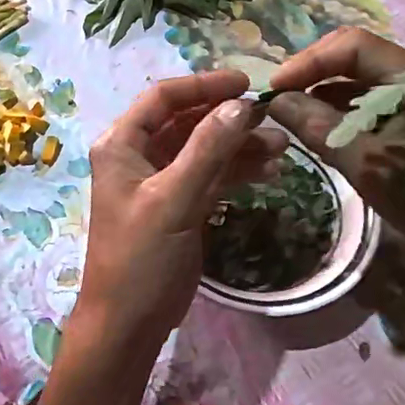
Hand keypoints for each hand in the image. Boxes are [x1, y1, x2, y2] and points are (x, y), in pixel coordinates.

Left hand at [76, 71, 288, 351]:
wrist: (128, 322)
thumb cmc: (140, 258)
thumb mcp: (173, 200)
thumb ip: (207, 150)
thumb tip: (241, 105)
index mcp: (121, 145)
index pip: (163, 98)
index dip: (203, 85)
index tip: (247, 83)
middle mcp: (137, 156)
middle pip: (186, 121)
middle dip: (228, 118)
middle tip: (274, 119)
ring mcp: (159, 181)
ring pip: (203, 149)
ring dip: (239, 145)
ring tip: (282, 146)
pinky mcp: (178, 205)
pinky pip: (209, 176)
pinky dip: (236, 171)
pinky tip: (270, 170)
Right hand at [264, 29, 404, 258]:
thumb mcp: (368, 165)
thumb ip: (319, 128)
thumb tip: (277, 101)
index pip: (354, 46)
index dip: (309, 62)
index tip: (276, 87)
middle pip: (358, 55)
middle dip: (314, 72)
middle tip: (281, 95)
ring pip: (364, 75)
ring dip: (326, 88)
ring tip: (294, 109)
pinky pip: (376, 94)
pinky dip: (344, 104)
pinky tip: (323, 122)